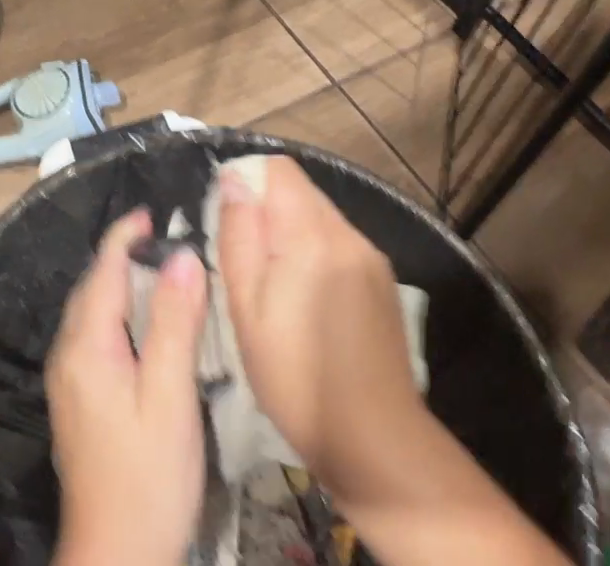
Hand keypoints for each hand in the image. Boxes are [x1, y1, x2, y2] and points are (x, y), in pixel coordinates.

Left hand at [47, 210, 209, 565]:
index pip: (103, 272)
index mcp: (86, 347)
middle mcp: (68, 355)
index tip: (151, 210)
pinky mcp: (77, 400)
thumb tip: (183, 256)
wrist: (115, 552)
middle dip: (122, 256)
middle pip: (93, 289)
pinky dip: (118, 314)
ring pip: (92, 313)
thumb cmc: (148, 475)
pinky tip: (145, 324)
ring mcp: (68, 380)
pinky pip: (94, 336)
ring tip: (159, 268)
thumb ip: (175, 325)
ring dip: (120, 284)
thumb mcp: (169, 397)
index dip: (125, 237)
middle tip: (164, 234)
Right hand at [217, 157, 421, 510]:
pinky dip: (314, 257)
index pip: (278, 170)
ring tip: (271, 289)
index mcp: (313, 235)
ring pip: (319, 220)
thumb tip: (233, 181)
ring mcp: (372, 259)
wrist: (375, 439)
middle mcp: (349, 234)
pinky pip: (339, 247)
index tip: (226, 223)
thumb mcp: (246, 308)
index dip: (245, 183)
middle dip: (266, 212)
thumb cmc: (294, 377)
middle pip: (300, 192)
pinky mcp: (383, 284)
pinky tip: (304, 305)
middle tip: (243, 264)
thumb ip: (239, 236)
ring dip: (289, 236)